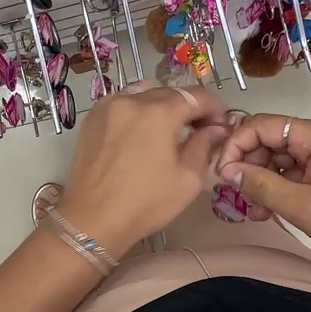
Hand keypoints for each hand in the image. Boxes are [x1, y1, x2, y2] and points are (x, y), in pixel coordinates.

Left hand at [57, 86, 228, 257]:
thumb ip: (205, 145)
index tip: (218, 126)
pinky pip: (121, 103)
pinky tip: (139, 133)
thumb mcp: (188, 178)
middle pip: (169, 92)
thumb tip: (216, 129)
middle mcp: (132, 100)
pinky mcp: (91, 118)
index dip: (214, 108)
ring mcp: (107, 107)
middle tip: (196, 130)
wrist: (93, 219)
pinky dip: (136, 110)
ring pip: (143, 93)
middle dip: (187, 107)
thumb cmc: (146, 203)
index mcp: (159, 112)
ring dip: (160, 105)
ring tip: (166, 130)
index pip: (197, 96)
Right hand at [215, 113, 310, 269]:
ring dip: (263, 178)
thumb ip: (259, 184)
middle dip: (250, 165)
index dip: (237, 146)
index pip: (263, 125)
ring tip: (256, 210)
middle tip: (238, 196)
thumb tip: (227, 171)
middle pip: (271, 137)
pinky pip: (296, 164)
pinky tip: (270, 207)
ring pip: (280, 153)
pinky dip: (280, 183)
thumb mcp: (299, 206)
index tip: (223, 175)